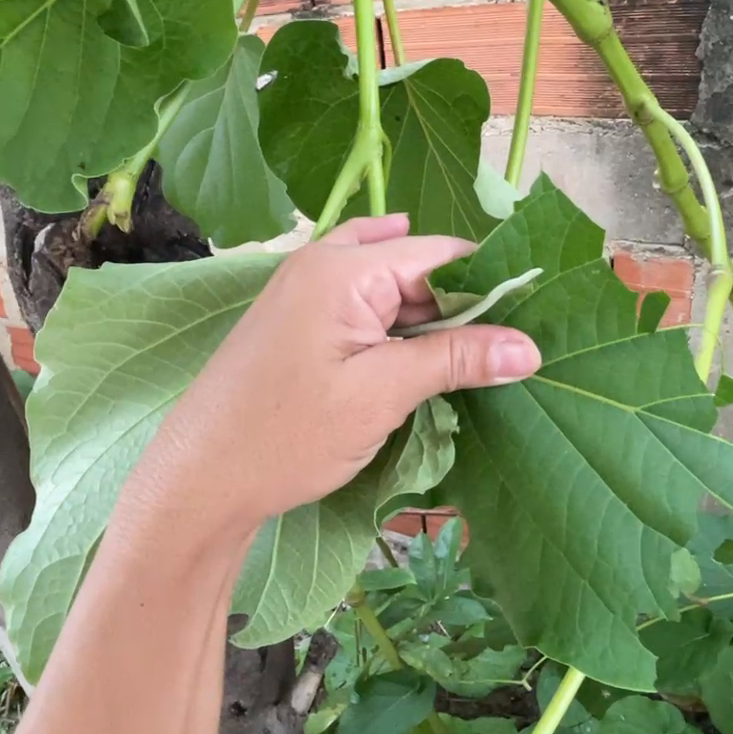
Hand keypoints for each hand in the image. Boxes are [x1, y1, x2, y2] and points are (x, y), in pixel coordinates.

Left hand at [117, 214, 540, 537]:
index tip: (532, 314)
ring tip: (480, 349)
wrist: (200, 480)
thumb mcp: (381, 394)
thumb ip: (455, 359)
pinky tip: (421, 341)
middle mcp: (321, 265)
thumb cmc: (287, 435)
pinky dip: (395, 325)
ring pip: (388, 291)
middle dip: (461, 303)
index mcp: (342, 268)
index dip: (487, 281)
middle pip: (413, 269)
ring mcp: (304, 293)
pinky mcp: (298, 324)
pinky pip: (360, 310)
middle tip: (513, 341)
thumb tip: (530, 347)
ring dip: (429, 318)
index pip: (436, 253)